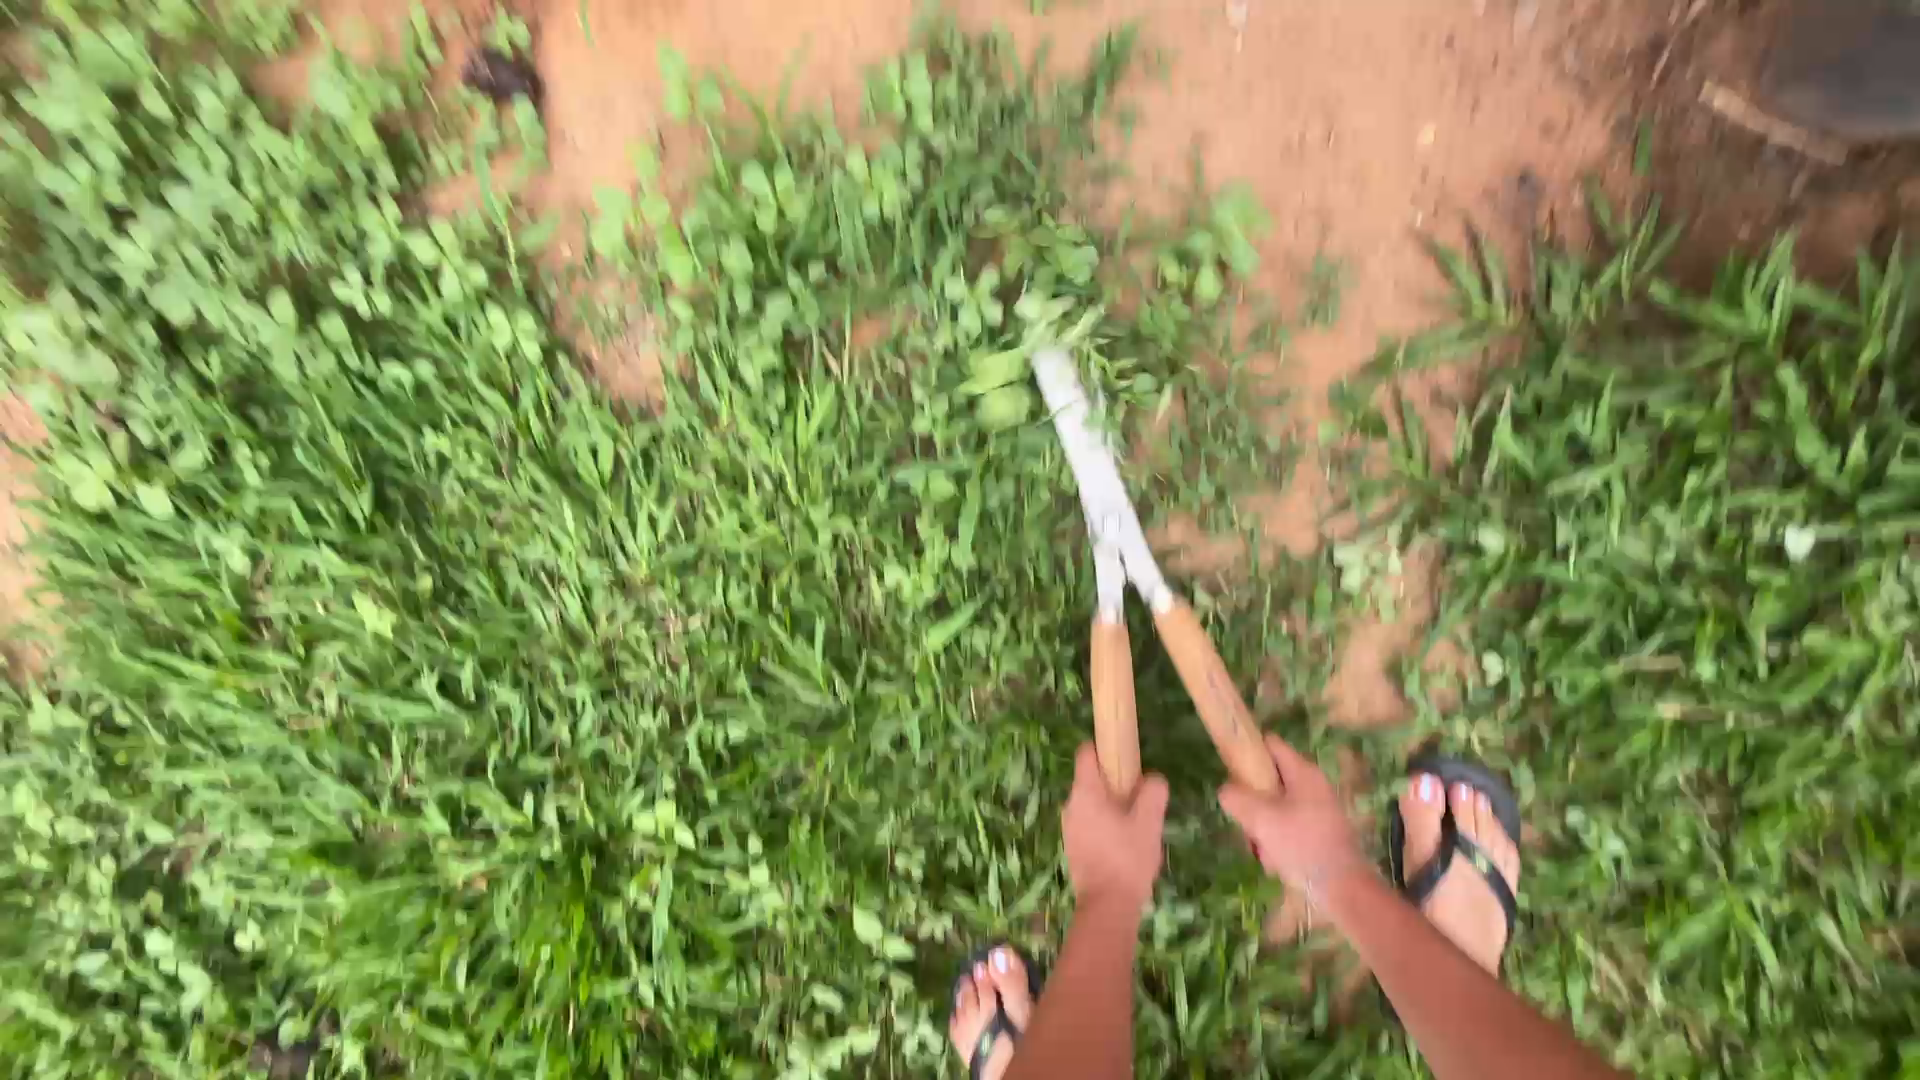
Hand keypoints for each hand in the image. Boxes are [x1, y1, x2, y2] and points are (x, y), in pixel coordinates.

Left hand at [1061, 743, 1169, 913]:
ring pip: (1092, 805)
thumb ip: (1153, 793)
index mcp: (1085, 791)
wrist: (1107, 906)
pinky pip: (1090, 825)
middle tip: (1140, 799)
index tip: (1126, 758)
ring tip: (1137, 827)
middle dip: (1115, 784)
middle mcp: (1070, 804)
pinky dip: (1105, 827)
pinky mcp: (1072, 847)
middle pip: (1091, 780)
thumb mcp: (1149, 822)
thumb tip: (1153, 780)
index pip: (1086, 753)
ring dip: (1112, 808)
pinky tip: (1126, 846)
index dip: (1105, 749)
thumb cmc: (1127, 858)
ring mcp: (1069, 827)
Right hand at [1217, 735, 1366, 894]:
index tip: (1230, 772)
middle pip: (1268, 778)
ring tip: (1260, 848)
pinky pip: (1287, 826)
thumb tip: (1226, 790)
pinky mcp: (1320, 832)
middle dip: (1251, 800)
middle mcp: (1312, 785)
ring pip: (1274, 805)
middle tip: (1244, 820)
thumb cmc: (1303, 846)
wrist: (1345, 891)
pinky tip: (1275, 861)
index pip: (1269, 743)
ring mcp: (1318, 809)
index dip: (1246, 751)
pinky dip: (1276, 840)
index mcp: (1302, 772)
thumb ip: (1236, 797)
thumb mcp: (1261, 819)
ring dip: (1261, 826)